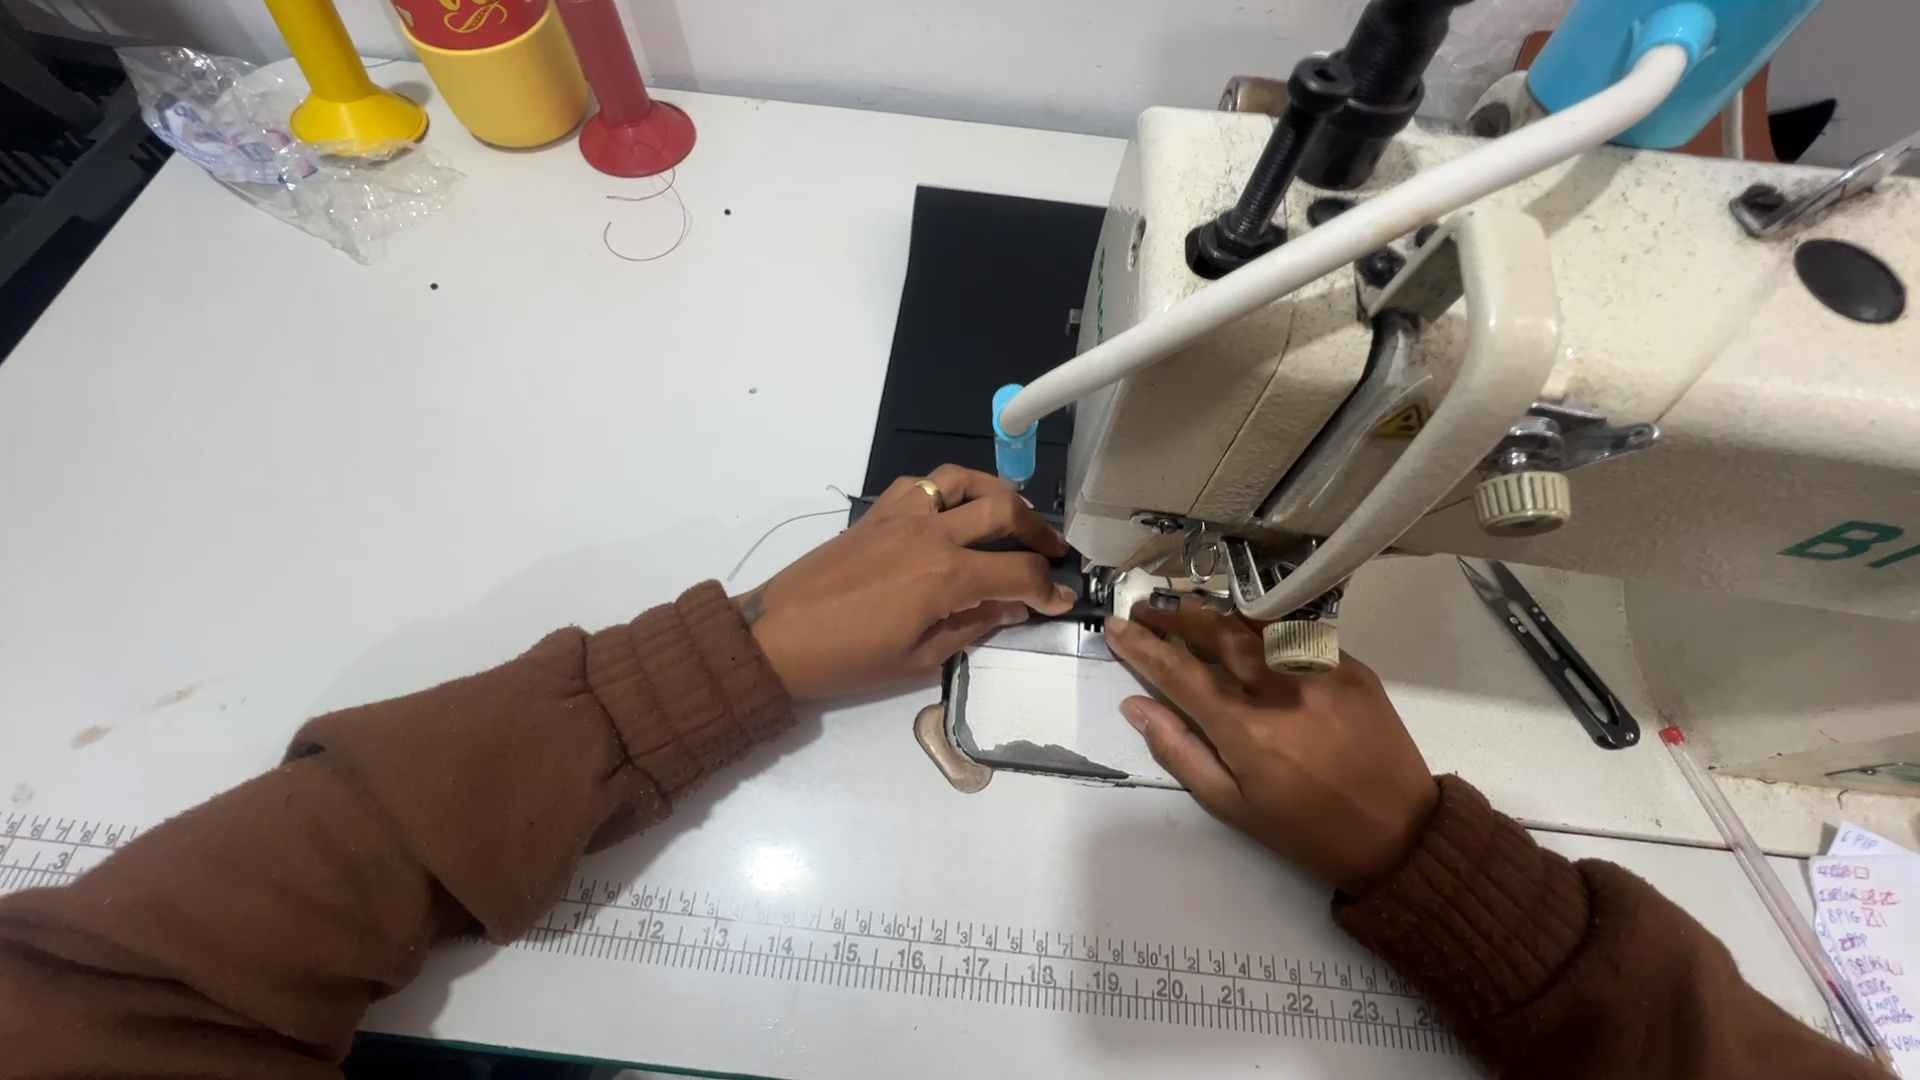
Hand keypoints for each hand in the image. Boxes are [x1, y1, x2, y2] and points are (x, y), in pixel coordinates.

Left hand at [738, 465, 1075, 699]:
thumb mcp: (919, 658)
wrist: (778, 636)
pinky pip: (924, 483)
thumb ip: (973, 626)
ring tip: (1014, 514)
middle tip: (1054, 552)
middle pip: (1005, 510)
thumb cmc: (848, 659)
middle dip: (1040, 532)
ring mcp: (903, 515)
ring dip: (1000, 493)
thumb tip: (1013, 608)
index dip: (1049, 589)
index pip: (1020, 573)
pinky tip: (954, 510)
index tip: (1062, 600)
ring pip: (966, 481)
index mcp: (946, 576)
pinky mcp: (879, 511)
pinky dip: (950, 489)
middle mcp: (932, 534)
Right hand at [1103, 601, 1438, 895]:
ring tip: (1184, 608)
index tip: (1115, 628)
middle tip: (1144, 609)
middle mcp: (1282, 691)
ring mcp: (1321, 672)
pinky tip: (1242, 626)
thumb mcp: (1232, 806)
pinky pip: (1294, 634)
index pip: (1179, 673)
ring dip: (1213, 612)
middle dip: (1173, 615)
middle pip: (1216, 633)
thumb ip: (1179, 751)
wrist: (1402, 835)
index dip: (1141, 646)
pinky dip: (1259, 626)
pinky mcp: (1351, 667)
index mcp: (1248, 731)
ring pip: (1254, 624)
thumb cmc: (1305, 830)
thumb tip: (1135, 705)